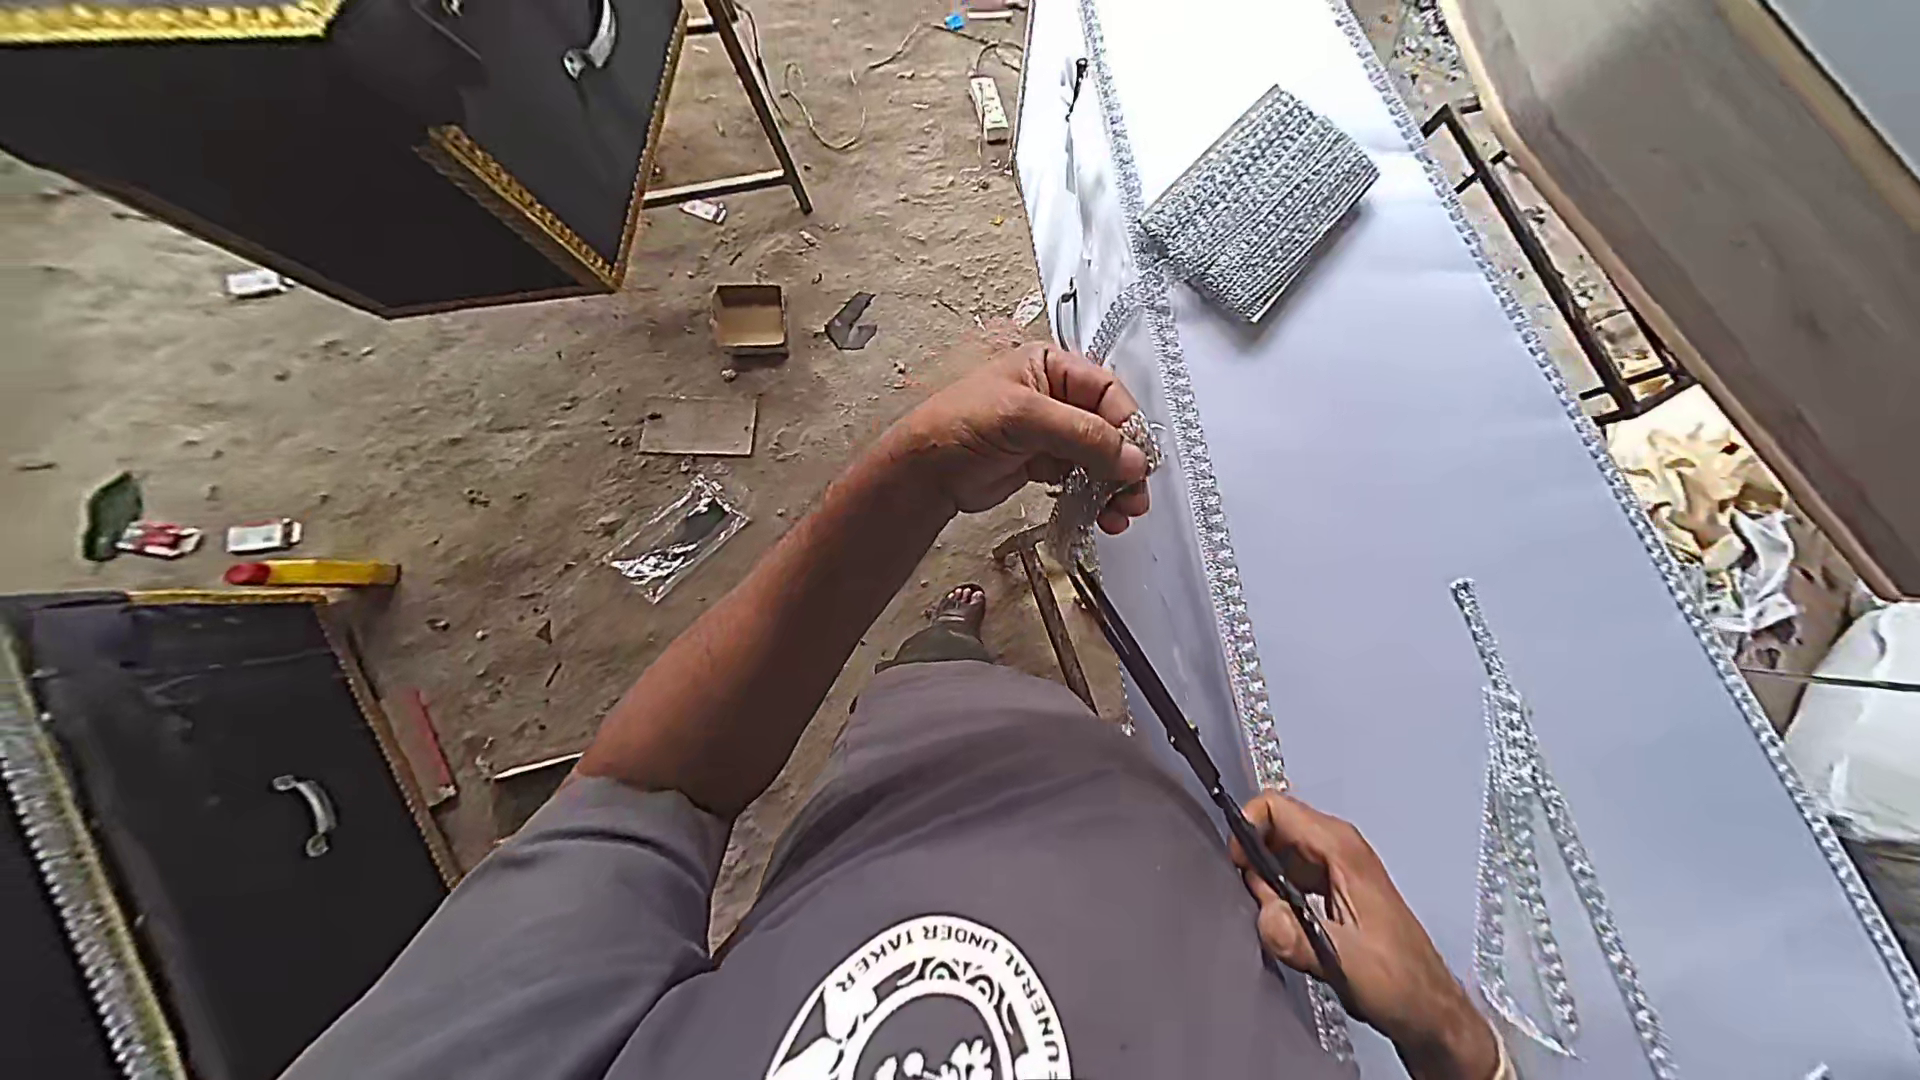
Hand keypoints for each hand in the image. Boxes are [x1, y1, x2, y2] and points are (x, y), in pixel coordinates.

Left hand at [876, 339, 1150, 531]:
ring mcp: (1050, 433)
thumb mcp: (1023, 417)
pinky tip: (1098, 513)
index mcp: (1051, 367)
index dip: (1127, 425)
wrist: (925, 473)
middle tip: (1133, 495)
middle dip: (1124, 463)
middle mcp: (1055, 397)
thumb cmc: (957, 427)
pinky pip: (1080, 478)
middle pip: (1108, 428)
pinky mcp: (1043, 463)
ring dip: (1112, 486)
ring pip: (1098, 457)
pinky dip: (1093, 496)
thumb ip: (1081, 434)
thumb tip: (1130, 456)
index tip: (1137, 459)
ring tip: (1118, 514)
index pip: (1107, 392)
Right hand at [1231, 792, 1499, 1079]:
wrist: (1431, 1012)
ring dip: (1264, 874)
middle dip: (1253, 857)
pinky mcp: (1331, 879)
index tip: (1238, 860)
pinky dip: (1276, 885)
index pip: (1273, 805)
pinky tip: (1287, 916)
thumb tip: (1266, 915)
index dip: (1246, 828)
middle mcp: (1338, 845)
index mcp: (1341, 847)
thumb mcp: (1345, 963)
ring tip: (1277, 912)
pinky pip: (1287, 865)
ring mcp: (1336, 861)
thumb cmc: (1403, 985)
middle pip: (1271, 823)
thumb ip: (1298, 938)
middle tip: (1261, 897)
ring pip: (1277, 845)